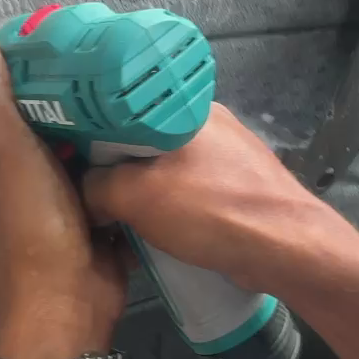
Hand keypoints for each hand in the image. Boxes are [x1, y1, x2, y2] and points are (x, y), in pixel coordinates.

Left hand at [0, 33, 126, 358]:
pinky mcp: (109, 207)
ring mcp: (76, 189)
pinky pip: (120, 171)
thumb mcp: (7, 154)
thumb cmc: (33, 220)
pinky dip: (134, 153)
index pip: (23, 96)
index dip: (43, 66)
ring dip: (115, 120)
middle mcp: (40, 167)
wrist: (69, 296)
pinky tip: (160, 128)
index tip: (78, 34)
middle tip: (127, 55)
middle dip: (89, 90)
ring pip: (95, 143)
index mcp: (9, 152)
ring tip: (148, 83)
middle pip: (64, 118)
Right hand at [82, 104, 358, 294]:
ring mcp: (229, 157)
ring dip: (142, 196)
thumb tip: (85, 194)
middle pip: (144, 141)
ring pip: (166, 171)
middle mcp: (209, 125)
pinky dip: (169, 210)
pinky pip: (190, 193)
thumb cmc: (211, 209)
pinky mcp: (239, 188)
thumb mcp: (137, 196)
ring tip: (118, 219)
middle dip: (116, 170)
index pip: (124, 108)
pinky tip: (156, 232)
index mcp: (185, 109)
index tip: (71, 158)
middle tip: (90, 195)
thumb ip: (97, 187)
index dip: (93, 132)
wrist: (288, 249)